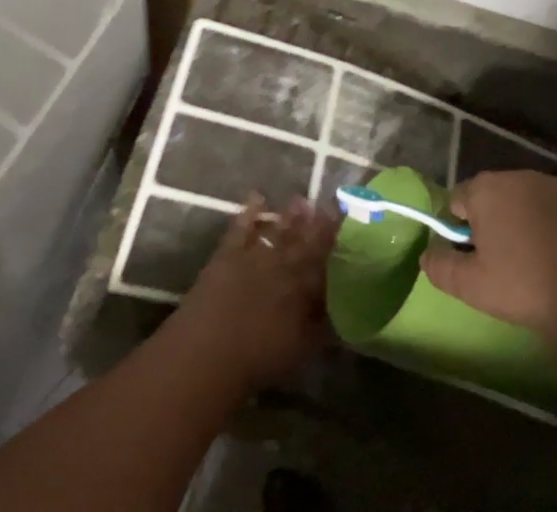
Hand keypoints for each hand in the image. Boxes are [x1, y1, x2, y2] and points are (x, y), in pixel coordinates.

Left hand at [164, 195, 336, 389]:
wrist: (210, 349)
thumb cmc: (259, 358)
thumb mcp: (301, 349)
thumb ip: (322, 330)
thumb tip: (340, 319)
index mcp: (304, 290)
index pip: (326, 262)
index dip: (336, 245)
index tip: (347, 227)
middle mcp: (283, 268)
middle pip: (304, 242)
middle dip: (318, 224)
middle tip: (328, 205)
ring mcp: (254, 257)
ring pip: (277, 231)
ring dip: (290, 217)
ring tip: (302, 201)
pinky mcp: (228, 254)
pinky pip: (242, 227)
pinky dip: (249, 212)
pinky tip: (257, 197)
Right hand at [419, 171, 556, 357]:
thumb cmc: (528, 290)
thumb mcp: (471, 287)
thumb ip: (439, 267)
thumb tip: (428, 255)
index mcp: (488, 190)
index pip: (458, 200)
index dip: (460, 230)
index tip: (475, 259)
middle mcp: (523, 177)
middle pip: (495, 197)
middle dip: (494, 223)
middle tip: (505, 264)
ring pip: (529, 203)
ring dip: (526, 224)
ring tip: (539, 264)